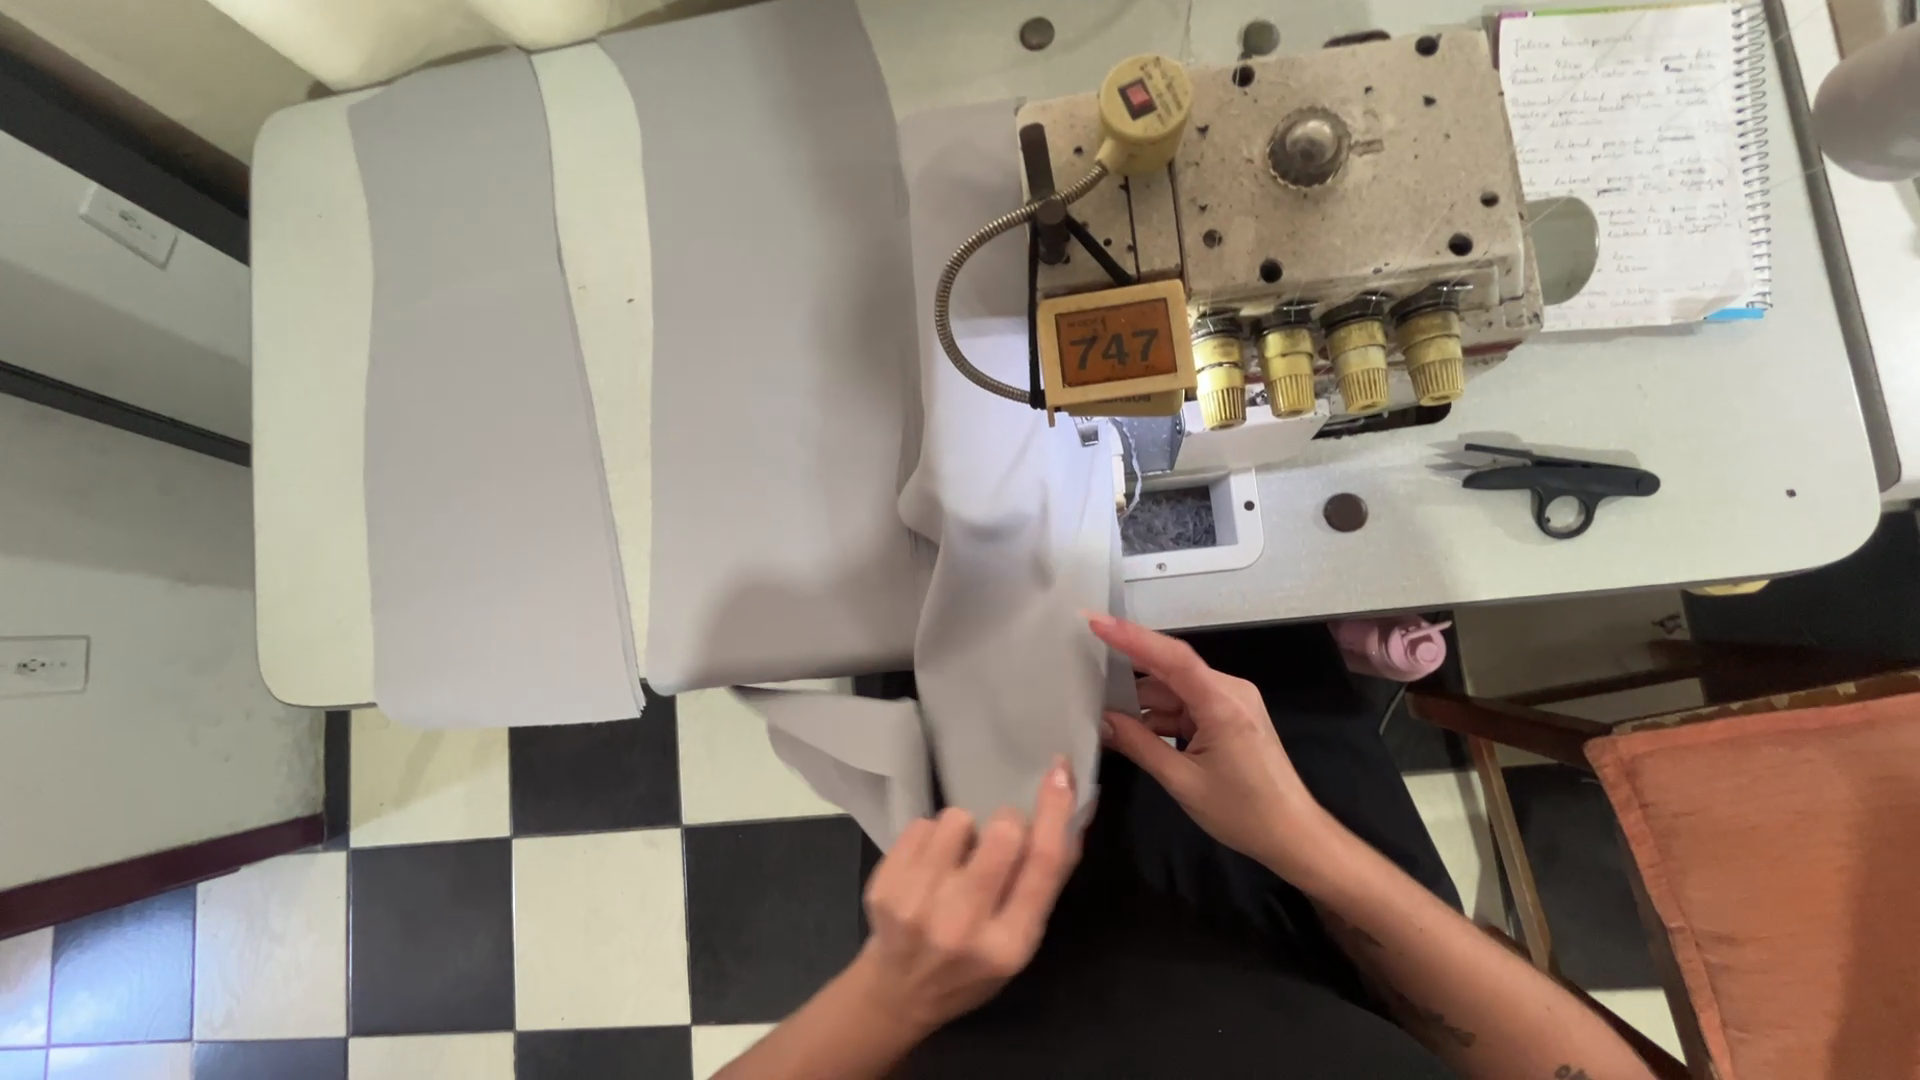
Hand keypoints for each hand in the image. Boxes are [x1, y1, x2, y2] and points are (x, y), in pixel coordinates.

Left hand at [850, 760, 1079, 1033]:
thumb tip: (1071, 815)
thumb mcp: (1020, 939)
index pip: (1043, 863)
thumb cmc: (972, 965)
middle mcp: (963, 928)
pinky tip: (926, 868)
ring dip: (961, 831)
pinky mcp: (883, 889)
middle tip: (995, 841)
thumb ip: (1043, 882)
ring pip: (955, 819)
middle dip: (1004, 822)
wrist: (899, 994)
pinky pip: (921, 824)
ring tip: (954, 861)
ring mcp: (918, 908)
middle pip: (1001, 832)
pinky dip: (929, 837)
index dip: (1056, 810)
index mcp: (1010, 944)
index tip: (1060, 771)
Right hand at [1088, 613, 1335, 880]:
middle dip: (1128, 671)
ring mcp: (1231, 702)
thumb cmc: (1244, 812)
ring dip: (1142, 701)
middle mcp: (1229, 691)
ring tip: (1101, 710)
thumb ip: (1139, 746)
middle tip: (1084, 665)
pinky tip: (1132, 728)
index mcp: (1223, 704)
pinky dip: (1160, 715)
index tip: (1096, 622)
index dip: (1132, 638)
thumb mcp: (1183, 782)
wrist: (1295, 836)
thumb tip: (1101, 721)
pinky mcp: (1229, 715)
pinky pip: (1186, 704)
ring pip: (1175, 689)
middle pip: (1170, 670)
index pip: (1173, 658)